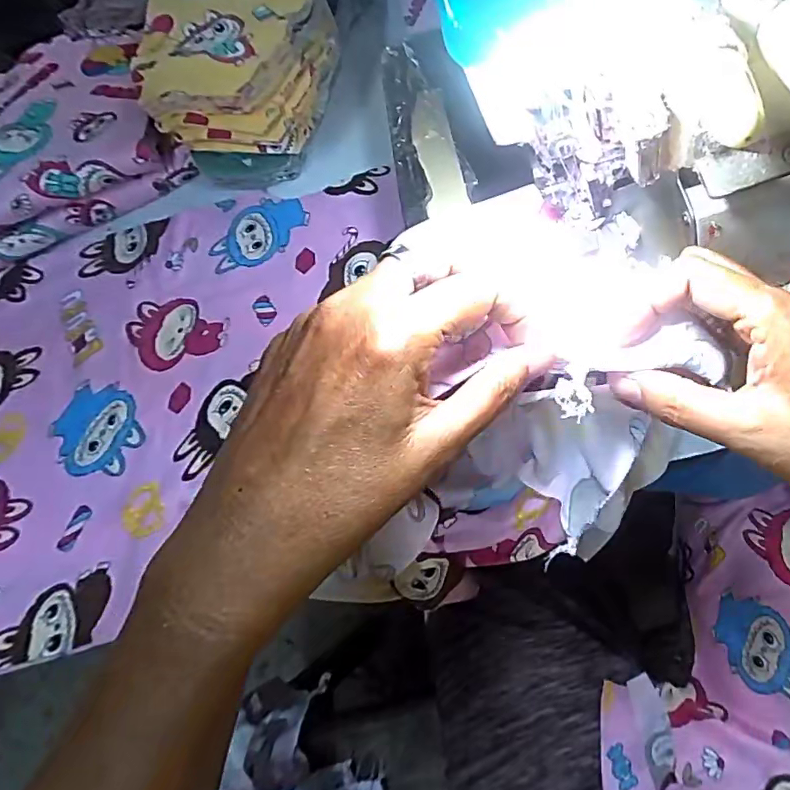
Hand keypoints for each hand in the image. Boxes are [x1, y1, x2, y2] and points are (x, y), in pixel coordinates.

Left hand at [142, 256, 548, 645]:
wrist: (252, 527)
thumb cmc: (352, 495)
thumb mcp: (434, 447)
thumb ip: (491, 391)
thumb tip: (536, 356)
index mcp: (394, 333)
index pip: (475, 287)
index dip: (512, 306)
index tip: (523, 339)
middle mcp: (352, 307)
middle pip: (425, 262)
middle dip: (464, 284)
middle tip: (483, 328)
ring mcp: (314, 316)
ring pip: (383, 279)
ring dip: (421, 297)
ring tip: (435, 348)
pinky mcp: (289, 334)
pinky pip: (347, 303)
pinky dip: (379, 315)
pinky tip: (380, 364)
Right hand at [611, 248, 789, 525]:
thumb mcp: (742, 429)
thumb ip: (675, 402)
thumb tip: (618, 382)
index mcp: (771, 312)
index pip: (691, 276)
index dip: (646, 303)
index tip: (621, 343)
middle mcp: (777, 300)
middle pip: (701, 270)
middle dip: (657, 299)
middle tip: (632, 341)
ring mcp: (782, 315)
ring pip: (714, 290)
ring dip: (676, 313)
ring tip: (649, 350)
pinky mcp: (783, 334)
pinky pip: (729, 314)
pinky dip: (697, 328)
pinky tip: (683, 360)